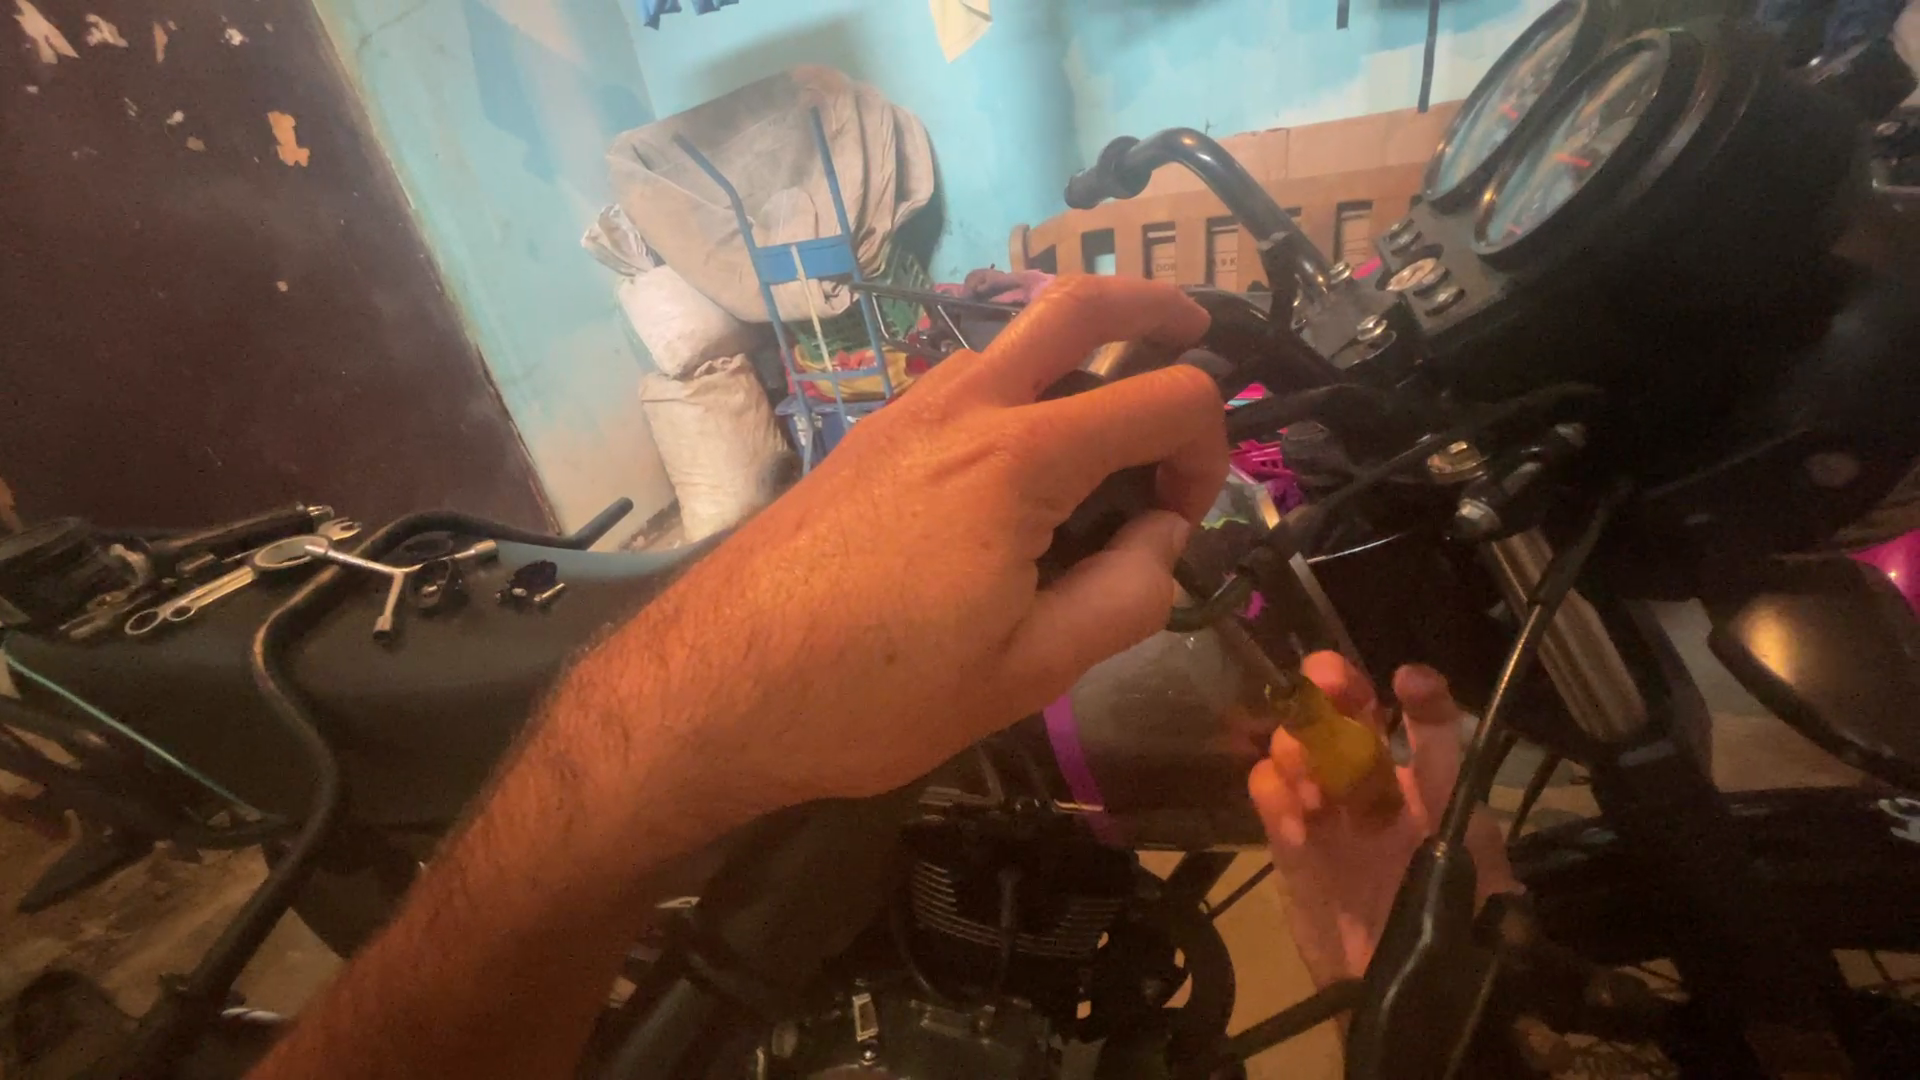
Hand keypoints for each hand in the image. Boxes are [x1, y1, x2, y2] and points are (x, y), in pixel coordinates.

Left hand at [651, 277, 1227, 811]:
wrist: (718, 685)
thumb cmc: (877, 692)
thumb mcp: (1030, 670)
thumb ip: (1126, 595)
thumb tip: (1163, 536)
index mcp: (1019, 459)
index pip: (1166, 399)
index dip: (1206, 450)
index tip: (1181, 520)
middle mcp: (963, 406)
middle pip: (1079, 305)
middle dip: (1156, 309)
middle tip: (1196, 333)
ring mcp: (905, 412)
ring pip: (1014, 340)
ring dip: (1079, 354)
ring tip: (1107, 422)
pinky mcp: (869, 438)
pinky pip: (964, 385)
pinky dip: (1018, 392)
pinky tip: (1016, 464)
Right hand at [1250, 653, 1518, 987]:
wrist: (1408, 999)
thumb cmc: (1459, 925)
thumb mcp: (1472, 850)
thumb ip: (1448, 781)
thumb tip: (1423, 705)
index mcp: (1424, 787)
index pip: (1421, 727)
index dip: (1417, 698)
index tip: (1410, 680)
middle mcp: (1371, 787)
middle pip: (1343, 721)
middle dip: (1331, 689)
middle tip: (1324, 676)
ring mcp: (1325, 812)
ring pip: (1298, 750)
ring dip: (1298, 743)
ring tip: (1308, 766)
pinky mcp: (1289, 844)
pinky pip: (1270, 801)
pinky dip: (1273, 794)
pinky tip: (1291, 808)